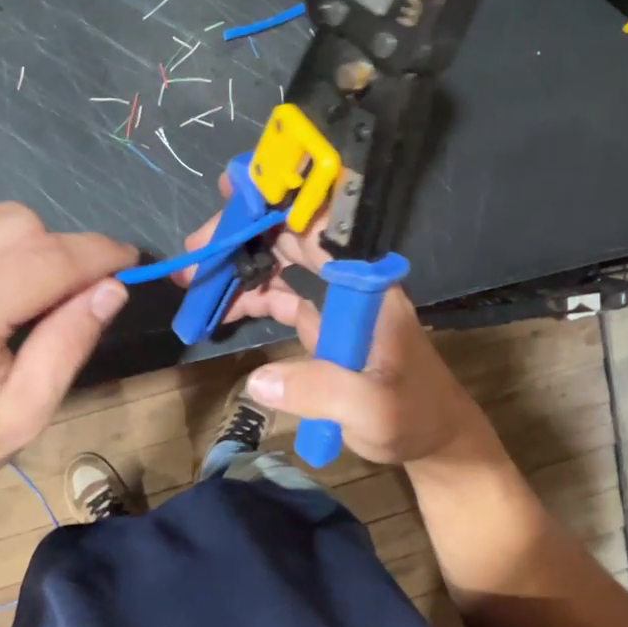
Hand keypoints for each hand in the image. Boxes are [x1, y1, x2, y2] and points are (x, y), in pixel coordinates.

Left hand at [0, 197, 136, 533]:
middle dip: (56, 251)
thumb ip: (68, 344)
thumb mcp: (23, 415)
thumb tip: (111, 288)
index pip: (47, 258)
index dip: (97, 254)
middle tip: (68, 295)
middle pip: (17, 221)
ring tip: (15, 294)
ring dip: (14, 244)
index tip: (129, 259)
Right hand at [175, 178, 498, 466]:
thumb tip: (258, 380)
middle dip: (244, 236)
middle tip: (194, 250)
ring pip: (285, 265)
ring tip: (196, 280)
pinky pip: (285, 297)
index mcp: (365, 286)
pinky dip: (254, 296)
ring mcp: (339, 303)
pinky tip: (225, 307)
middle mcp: (352, 283)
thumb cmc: (412, 418)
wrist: (433, 437)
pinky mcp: (328, 326)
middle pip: (295, 237)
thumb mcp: (370, 410)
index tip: (237, 189)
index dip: (281, 202)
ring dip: (243, 267)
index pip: (322, 226)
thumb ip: (320, 391)